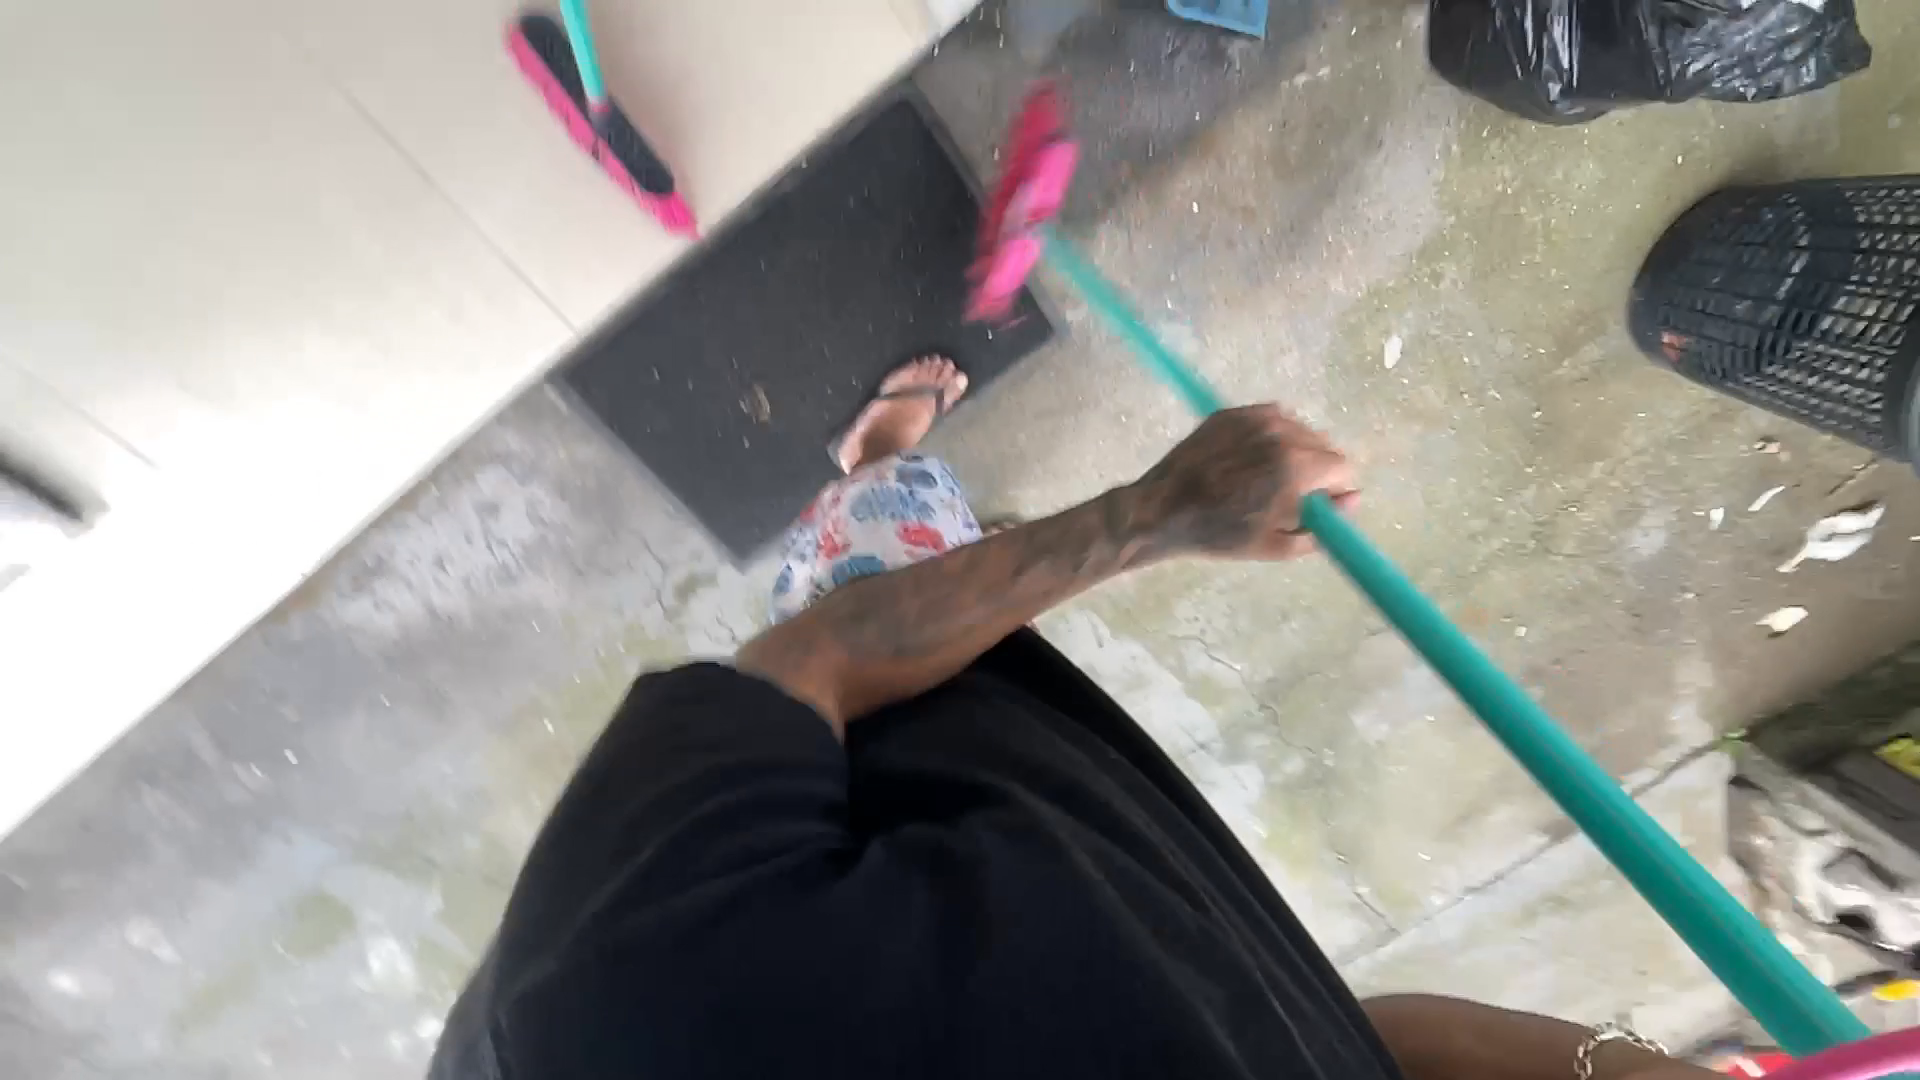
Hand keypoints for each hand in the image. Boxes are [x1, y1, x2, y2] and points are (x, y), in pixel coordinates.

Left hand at [1125, 404, 1357, 561]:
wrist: (1159, 510)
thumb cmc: (1217, 534)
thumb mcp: (1275, 546)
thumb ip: (1323, 526)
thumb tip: (1350, 500)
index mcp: (1295, 466)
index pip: (1342, 467)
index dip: (1334, 488)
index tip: (1318, 503)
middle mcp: (1279, 433)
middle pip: (1322, 445)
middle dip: (1315, 470)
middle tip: (1288, 493)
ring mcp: (1252, 418)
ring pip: (1296, 430)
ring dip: (1293, 451)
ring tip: (1264, 477)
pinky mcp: (1229, 413)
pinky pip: (1268, 419)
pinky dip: (1268, 437)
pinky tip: (1248, 459)